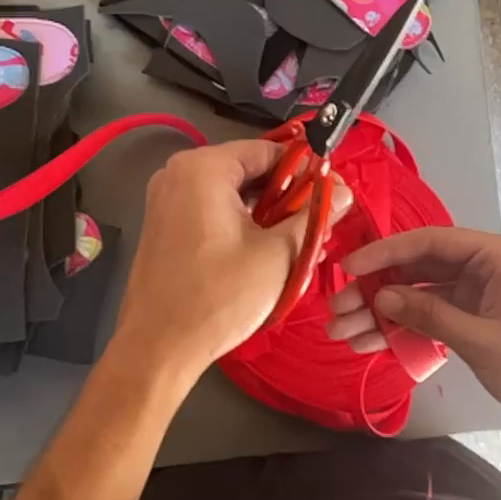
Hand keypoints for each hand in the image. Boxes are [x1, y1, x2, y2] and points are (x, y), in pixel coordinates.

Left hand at [110, 140, 349, 377]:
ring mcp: (166, 201)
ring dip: (269, 215)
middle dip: (289, 197)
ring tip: (301, 244)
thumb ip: (312, 216)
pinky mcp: (165, 228)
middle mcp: (178, 174)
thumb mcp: (277, 254)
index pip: (269, 150)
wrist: (157, 350)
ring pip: (234, 195)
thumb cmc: (219, 297)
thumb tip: (343, 193)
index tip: (334, 195)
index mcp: (203, 168)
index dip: (307, 171)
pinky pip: (214, 212)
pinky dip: (243, 226)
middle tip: (321, 226)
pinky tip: (268, 253)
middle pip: (250, 171)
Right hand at [328, 227, 500, 436]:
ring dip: (385, 313)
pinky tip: (373, 342)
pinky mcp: (478, 316)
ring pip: (422, 292)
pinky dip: (406, 328)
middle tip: (337, 312)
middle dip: (377, 290)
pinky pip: (434, 313)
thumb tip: (380, 297)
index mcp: (495, 255)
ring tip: (345, 333)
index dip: (384, 254)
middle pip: (420, 267)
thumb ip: (428, 313)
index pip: (429, 241)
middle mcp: (486, 265)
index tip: (347, 269)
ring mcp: (481, 291)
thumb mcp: (479, 339)